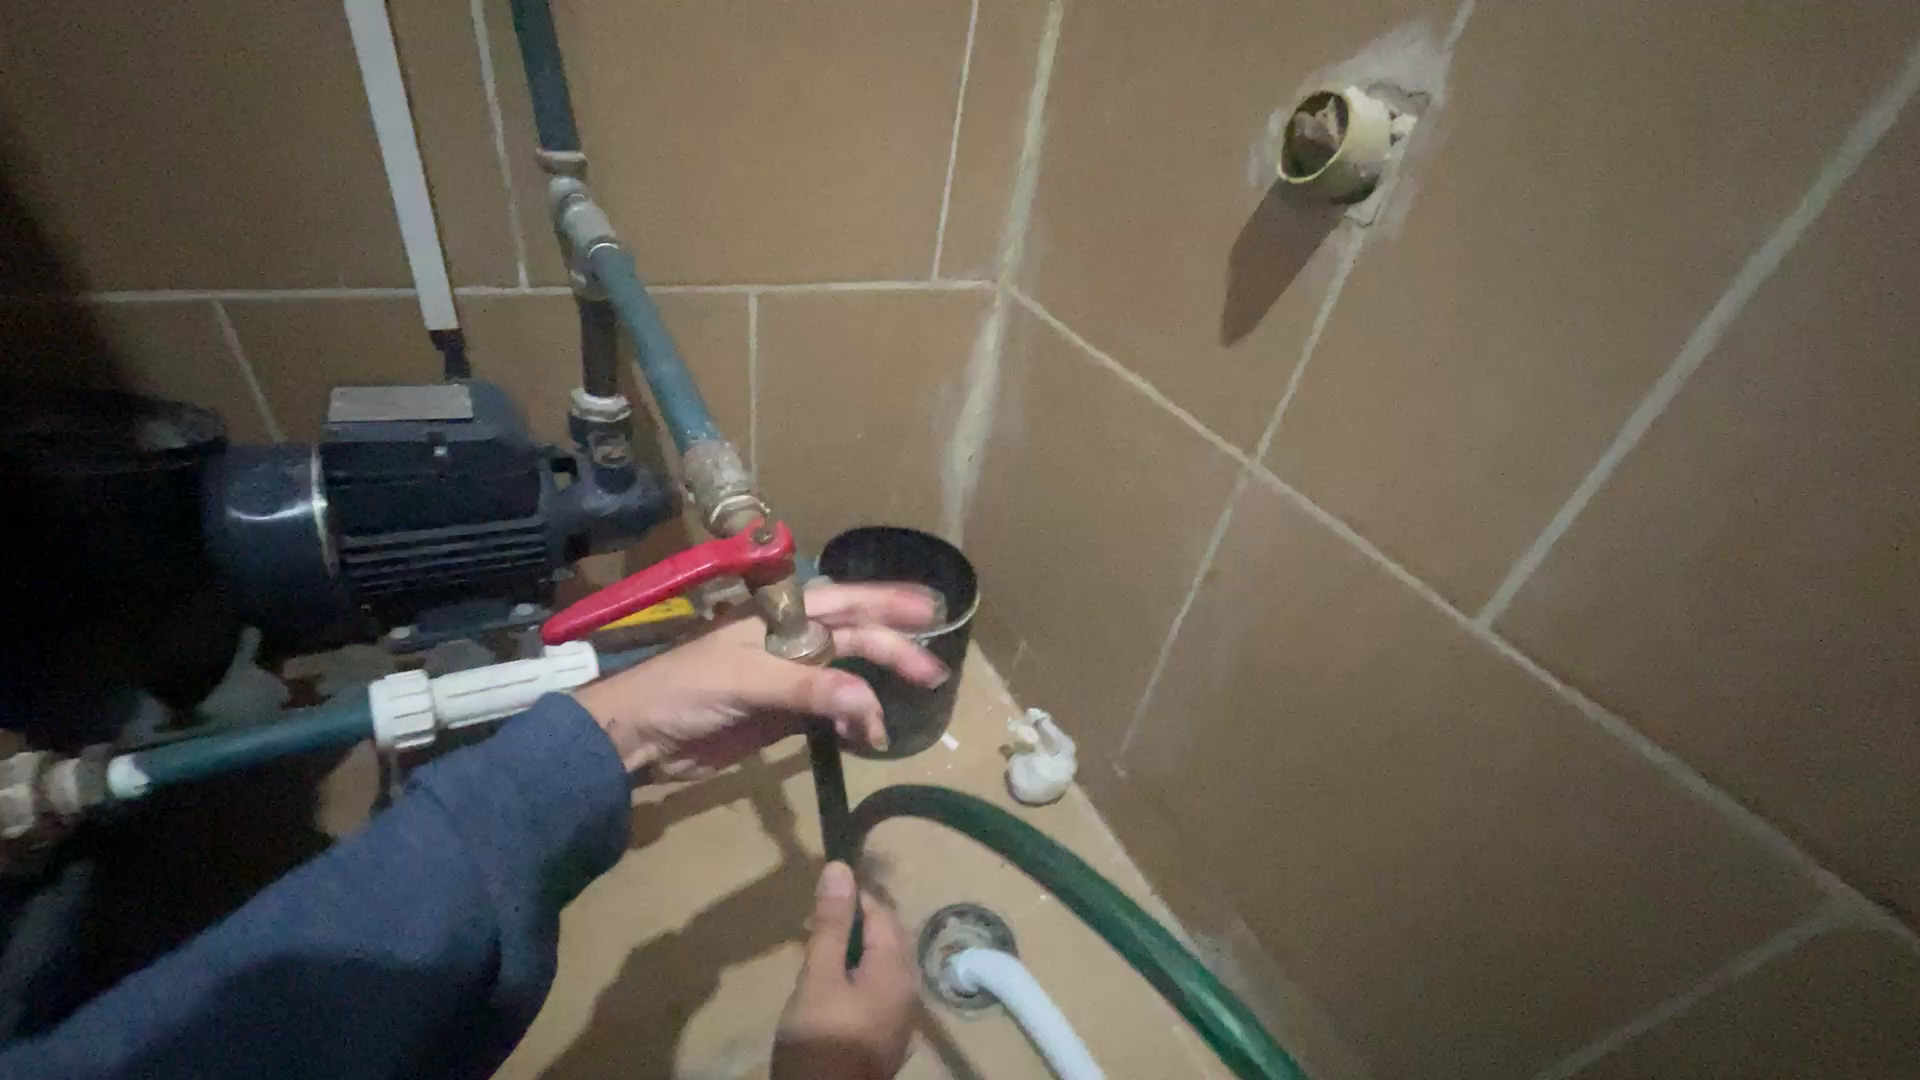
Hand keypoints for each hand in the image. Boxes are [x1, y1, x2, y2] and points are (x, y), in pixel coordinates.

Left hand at [571, 582, 946, 776]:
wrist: (639, 738)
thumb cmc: (685, 690)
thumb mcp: (747, 680)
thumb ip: (809, 686)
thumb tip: (868, 700)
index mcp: (782, 617)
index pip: (846, 601)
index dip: (888, 602)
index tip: (929, 609)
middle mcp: (794, 641)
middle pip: (856, 640)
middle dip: (895, 654)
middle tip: (932, 674)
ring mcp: (792, 678)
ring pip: (849, 679)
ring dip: (872, 699)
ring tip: (884, 730)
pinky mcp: (786, 714)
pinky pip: (833, 713)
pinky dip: (851, 724)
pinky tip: (863, 739)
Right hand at [773, 862, 918, 1079]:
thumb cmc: (820, 1043)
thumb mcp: (818, 978)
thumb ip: (830, 924)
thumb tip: (840, 868)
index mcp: (897, 970)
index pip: (880, 913)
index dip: (851, 899)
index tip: (820, 898)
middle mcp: (908, 990)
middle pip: (885, 938)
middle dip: (853, 925)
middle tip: (815, 927)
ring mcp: (900, 1018)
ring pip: (880, 966)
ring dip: (853, 953)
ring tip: (818, 957)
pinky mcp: (886, 1039)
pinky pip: (876, 992)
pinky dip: (856, 980)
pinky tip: (830, 992)